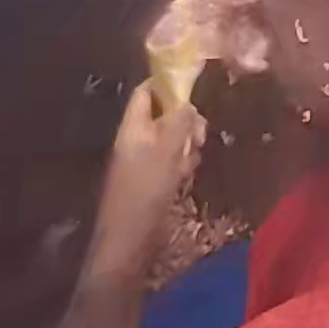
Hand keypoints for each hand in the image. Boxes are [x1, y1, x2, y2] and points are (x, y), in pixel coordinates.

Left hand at [85, 81, 207, 279]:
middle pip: (165, 114)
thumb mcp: (166, 151)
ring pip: (173, 137)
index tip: (194, 87)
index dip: (167, 84)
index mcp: (133, 128)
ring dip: (187, 143)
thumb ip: (179, 122)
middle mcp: (137, 139)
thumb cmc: (145, 192)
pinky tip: (186, 176)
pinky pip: (173, 159)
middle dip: (186, 119)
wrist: (129, 243)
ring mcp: (145, 160)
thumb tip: (188, 101)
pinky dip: (183, 162)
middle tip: (199, 135)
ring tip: (190, 161)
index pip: (146, 92)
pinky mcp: (154, 179)